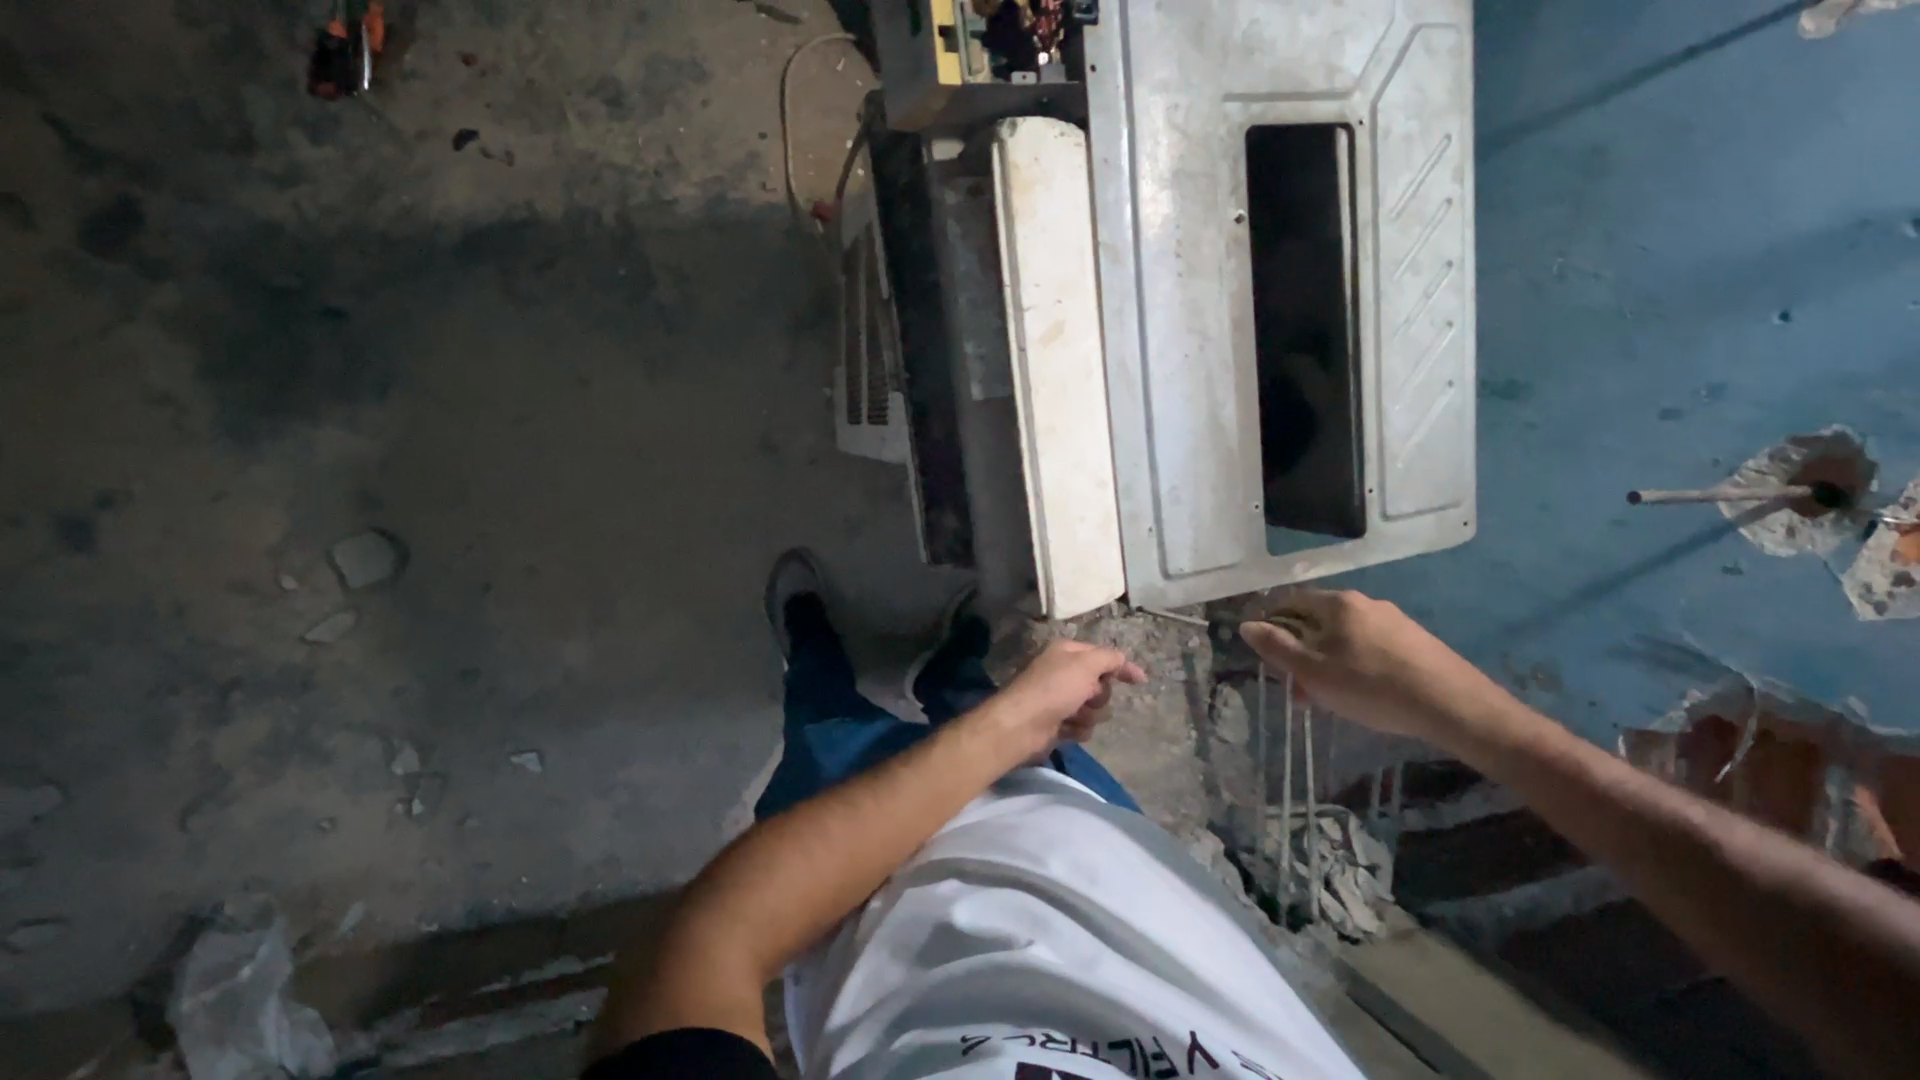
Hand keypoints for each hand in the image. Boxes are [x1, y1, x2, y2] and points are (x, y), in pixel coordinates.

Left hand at [989, 639, 1146, 761]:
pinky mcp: (1058, 723)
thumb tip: (1123, 660)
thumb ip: (1109, 658)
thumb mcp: (1086, 664)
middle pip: (1100, 685)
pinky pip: (1083, 727)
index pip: (1103, 656)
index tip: (1141, 681)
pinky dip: (1077, 729)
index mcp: (1067, 653)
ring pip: (1094, 709)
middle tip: (1085, 697)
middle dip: (1098, 695)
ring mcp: (1059, 700)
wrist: (1022, 725)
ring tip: (1072, 716)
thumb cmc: (1054, 689)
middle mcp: (1063, 673)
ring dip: (1088, 715)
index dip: (1122, 667)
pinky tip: (1065, 729)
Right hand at [1239, 589, 1514, 749]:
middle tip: (1298, 689)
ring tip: (1329, 698)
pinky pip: (1370, 645)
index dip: (1271, 624)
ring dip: (1327, 661)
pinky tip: (1363, 693)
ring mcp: (1394, 619)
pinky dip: (1354, 664)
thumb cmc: (1371, 686)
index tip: (1268, 656)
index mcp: (1337, 603)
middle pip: (1318, 620)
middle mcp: (1365, 602)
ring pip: (1344, 636)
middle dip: (1301, 651)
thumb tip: (1247, 625)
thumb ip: (1276, 648)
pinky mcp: (1415, 640)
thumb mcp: (1313, 672)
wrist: (1452, 705)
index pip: (1289, 601)